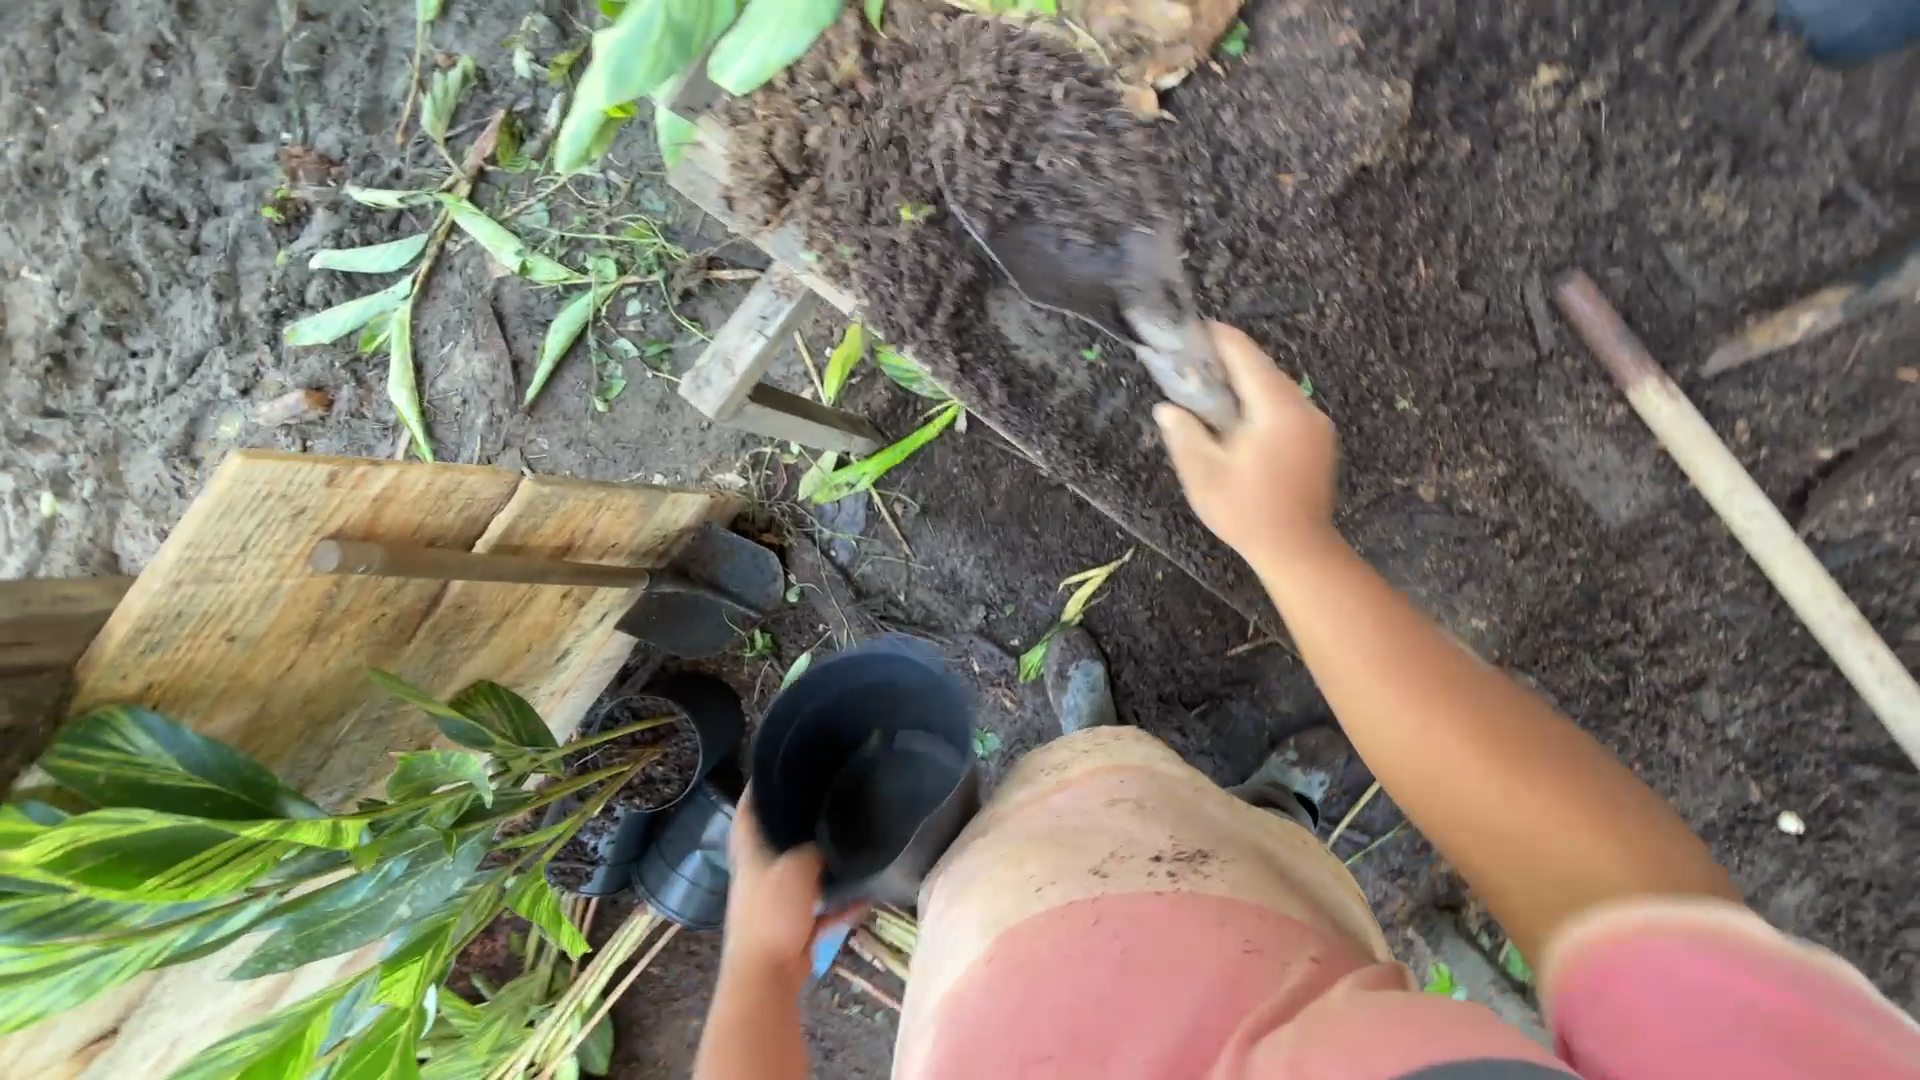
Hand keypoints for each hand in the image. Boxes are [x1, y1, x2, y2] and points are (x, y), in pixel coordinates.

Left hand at [722, 790, 861, 982]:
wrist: (768, 977)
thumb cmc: (773, 912)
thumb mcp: (799, 867)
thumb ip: (816, 846)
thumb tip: (832, 834)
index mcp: (750, 852)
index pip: (748, 809)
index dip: (759, 786)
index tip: (782, 766)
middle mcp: (758, 872)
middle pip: (776, 838)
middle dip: (797, 821)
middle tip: (827, 797)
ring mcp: (774, 901)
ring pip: (800, 873)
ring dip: (821, 864)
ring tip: (848, 840)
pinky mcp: (792, 926)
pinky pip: (820, 908)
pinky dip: (840, 904)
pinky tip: (866, 896)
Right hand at [1154, 322, 1339, 570]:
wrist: (1297, 549)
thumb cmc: (1247, 512)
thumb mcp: (1204, 474)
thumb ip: (1184, 434)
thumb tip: (1167, 408)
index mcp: (1277, 409)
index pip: (1246, 357)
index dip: (1218, 339)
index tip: (1193, 329)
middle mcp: (1304, 408)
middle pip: (1263, 371)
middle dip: (1228, 363)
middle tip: (1192, 365)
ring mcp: (1317, 425)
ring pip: (1275, 390)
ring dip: (1243, 386)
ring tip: (1210, 393)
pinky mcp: (1319, 442)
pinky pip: (1285, 409)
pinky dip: (1259, 406)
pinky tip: (1237, 422)